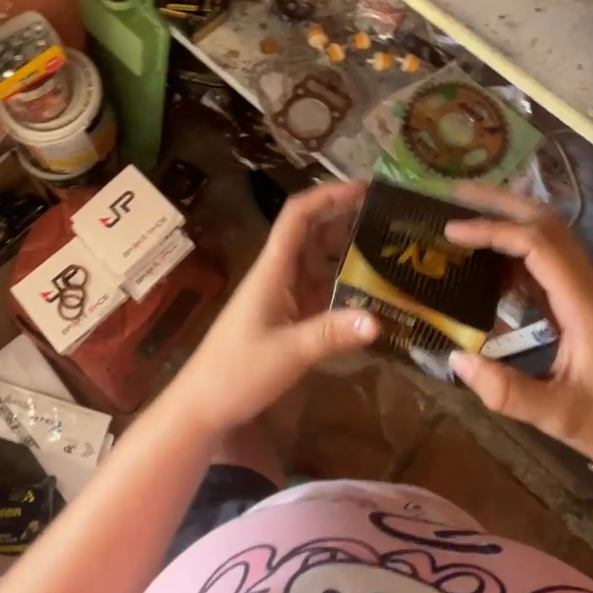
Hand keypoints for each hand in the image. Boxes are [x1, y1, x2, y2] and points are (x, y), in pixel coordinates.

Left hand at [166, 181, 379, 434]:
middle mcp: (278, 273)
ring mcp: (282, 294)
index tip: (364, 188)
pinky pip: (320, 286)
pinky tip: (372, 287)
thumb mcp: (288, 354)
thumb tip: (378, 320)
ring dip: (347, 246)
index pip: (298, 216)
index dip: (328, 195)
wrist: (203, 404)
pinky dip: (344, 280)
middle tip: (390, 213)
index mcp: (272, 269)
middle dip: (345, 214)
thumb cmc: (236, 372)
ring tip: (390, 241)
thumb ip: (331, 335)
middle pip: (311, 230)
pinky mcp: (288, 316)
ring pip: (317, 257)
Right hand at [444, 184, 592, 476]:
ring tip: (464, 214)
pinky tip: (485, 260)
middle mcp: (588, 289)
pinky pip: (546, 263)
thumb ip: (508, 392)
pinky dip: (514, 249)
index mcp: (585, 307)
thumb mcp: (561, 418)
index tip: (450, 231)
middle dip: (501, 203)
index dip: (493, 231)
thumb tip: (455, 358)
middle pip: (547, 224)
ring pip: (549, 237)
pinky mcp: (580, 306)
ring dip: (509, 218)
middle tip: (453, 194)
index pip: (538, 247)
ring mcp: (587, 294)